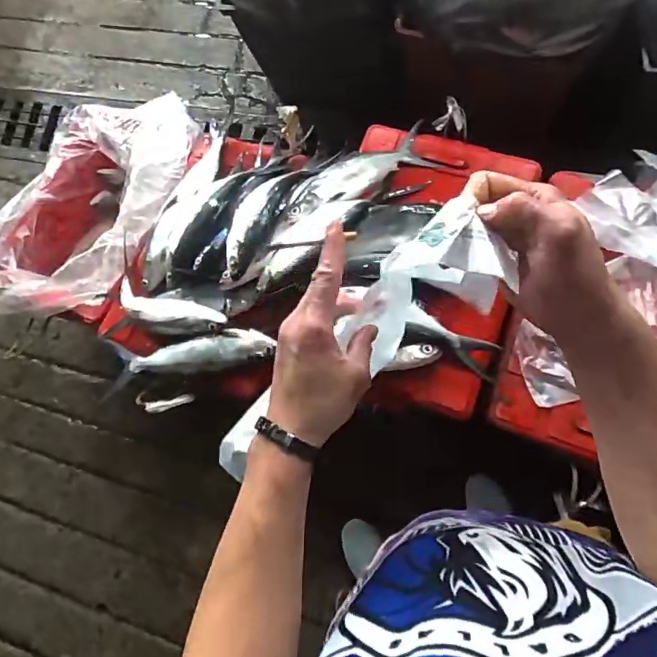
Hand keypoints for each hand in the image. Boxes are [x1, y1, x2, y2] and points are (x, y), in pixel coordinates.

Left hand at [268, 223, 375, 447]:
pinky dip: (329, 316)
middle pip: (321, 290)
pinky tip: (344, 330)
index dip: (332, 250)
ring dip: (338, 304)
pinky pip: (310, 317)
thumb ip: (364, 344)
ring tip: (362, 315)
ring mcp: (288, 331)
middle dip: (344, 286)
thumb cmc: (325, 403)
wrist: (289, 431)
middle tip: (368, 296)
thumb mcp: (356, 375)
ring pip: (316, 304)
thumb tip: (369, 327)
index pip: (325, 278)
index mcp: (312, 325)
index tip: (335, 225)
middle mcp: (296, 322)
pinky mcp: (287, 342)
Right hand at [466, 171, 620, 345]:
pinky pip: (477, 248)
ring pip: (475, 225)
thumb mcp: (559, 232)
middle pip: (479, 202)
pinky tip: (465, 263)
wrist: (582, 321)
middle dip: (466, 218)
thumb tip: (481, 210)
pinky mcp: (501, 261)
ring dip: (464, 236)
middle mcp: (520, 212)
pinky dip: (468, 252)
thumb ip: (525, 209)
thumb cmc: (574, 278)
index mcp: (536, 197)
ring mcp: (510, 237)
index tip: (466, 223)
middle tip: (460, 241)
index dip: (474, 197)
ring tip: (458, 253)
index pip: (490, 182)